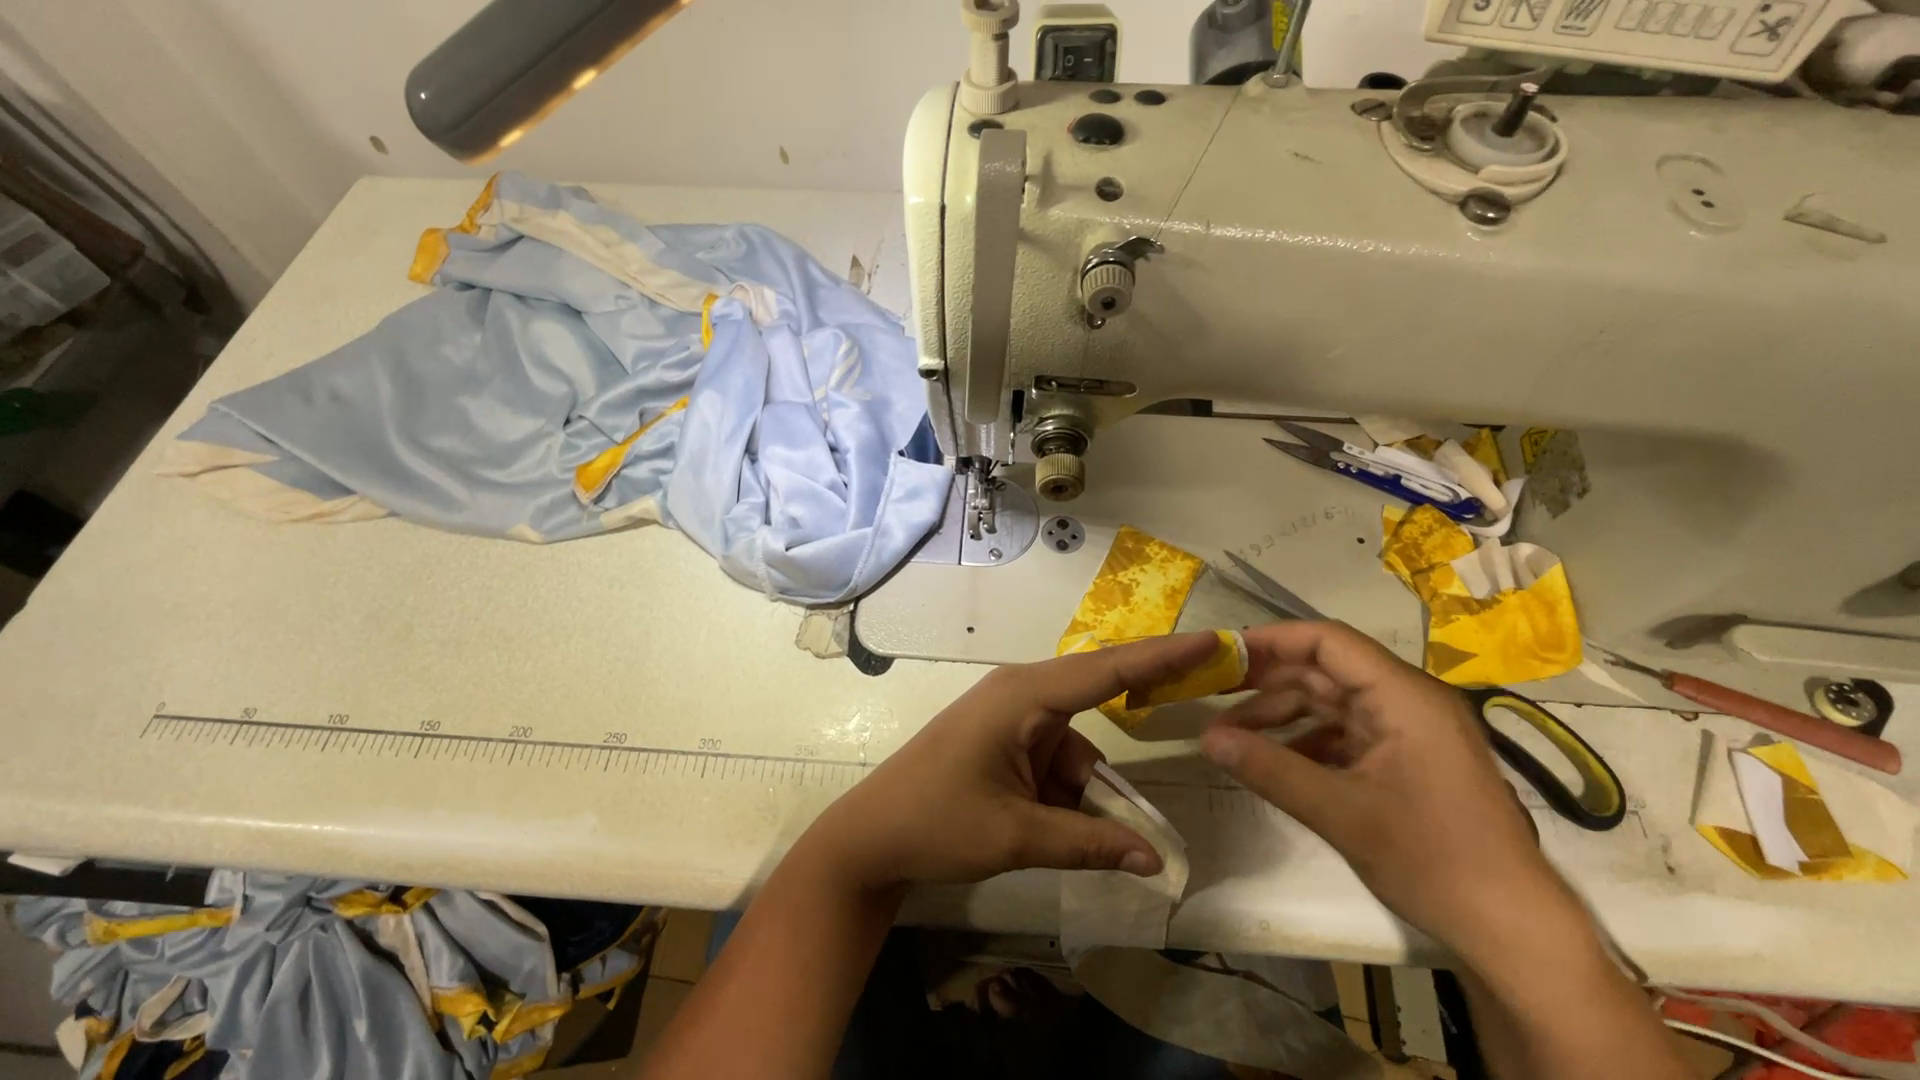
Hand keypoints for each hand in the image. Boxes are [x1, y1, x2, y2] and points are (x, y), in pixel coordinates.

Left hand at [802, 632, 1221, 892]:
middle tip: (1195, 712)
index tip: (1212, 640)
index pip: (1106, 670)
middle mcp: (1021, 696)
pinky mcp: (1005, 744)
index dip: (1162, 657)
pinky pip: (1056, 764)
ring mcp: (1012, 720)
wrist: (870, 838)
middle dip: (1138, 712)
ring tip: (1086, 837)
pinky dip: (1067, 797)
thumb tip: (1155, 860)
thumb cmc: (936, 823)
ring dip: (1089, 792)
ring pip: (1078, 750)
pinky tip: (1056, 833)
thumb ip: (1089, 843)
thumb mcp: (1017, 836)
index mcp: (1022, 697)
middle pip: (1098, 702)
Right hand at [1199, 621, 1585, 959]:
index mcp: (1404, 697)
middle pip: (1327, 670)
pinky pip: (1347, 734)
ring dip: (1282, 717)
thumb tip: (1206, 740)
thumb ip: (1270, 770)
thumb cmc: (1431, 858)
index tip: (1223, 656)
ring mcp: (1411, 731)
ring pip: (1332, 704)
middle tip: (1212, 699)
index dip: (1272, 640)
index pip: (1329, 641)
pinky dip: (1307, 743)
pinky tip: (1272, 764)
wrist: (1509, 924)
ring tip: (1231, 740)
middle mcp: (1409, 701)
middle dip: (1268, 683)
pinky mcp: (1410, 760)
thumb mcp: (1341, 813)